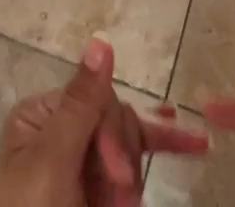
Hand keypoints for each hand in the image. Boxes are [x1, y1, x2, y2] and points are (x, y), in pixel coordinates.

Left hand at [0, 36, 209, 206]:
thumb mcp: (52, 161)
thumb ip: (80, 105)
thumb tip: (101, 42)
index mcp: (41, 116)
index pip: (94, 100)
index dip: (113, 133)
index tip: (115, 172)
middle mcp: (61, 131)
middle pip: (115, 121)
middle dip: (123, 160)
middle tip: (119, 200)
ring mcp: (82, 161)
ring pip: (129, 147)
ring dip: (132, 179)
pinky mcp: (99, 189)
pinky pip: (133, 166)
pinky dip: (160, 153)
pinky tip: (193, 143)